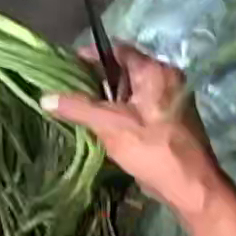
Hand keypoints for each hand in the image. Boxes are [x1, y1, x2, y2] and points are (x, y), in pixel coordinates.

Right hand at [42, 44, 225, 217]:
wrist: (190, 185)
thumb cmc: (152, 149)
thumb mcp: (109, 125)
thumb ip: (77, 108)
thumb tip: (45, 98)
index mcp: (155, 71)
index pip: (118, 50)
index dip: (91, 55)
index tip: (66, 65)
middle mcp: (167, 79)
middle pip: (125, 70)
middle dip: (97, 79)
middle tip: (69, 89)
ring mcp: (171, 100)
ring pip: (132, 91)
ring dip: (108, 98)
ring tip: (80, 108)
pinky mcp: (171, 120)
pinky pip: (140, 107)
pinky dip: (121, 111)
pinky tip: (103, 125)